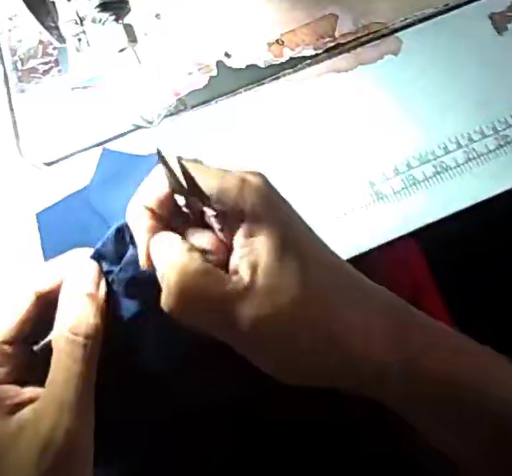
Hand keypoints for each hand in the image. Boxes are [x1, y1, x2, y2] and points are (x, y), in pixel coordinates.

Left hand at [0, 250, 103, 475]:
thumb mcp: (63, 412)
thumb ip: (77, 337)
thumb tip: (91, 267)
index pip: (25, 293)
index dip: (71, 271)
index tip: (119, 257)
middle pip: (29, 309)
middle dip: (75, 292)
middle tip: (125, 278)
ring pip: (36, 329)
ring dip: (75, 316)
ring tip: (119, 297)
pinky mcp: (1, 400)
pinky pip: (36, 354)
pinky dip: (67, 342)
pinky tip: (100, 332)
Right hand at [125, 160, 402, 391]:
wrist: (364, 339)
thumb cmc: (304, 323)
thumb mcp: (234, 310)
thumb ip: (181, 276)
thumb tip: (154, 248)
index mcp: (241, 193)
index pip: (168, 172)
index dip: (148, 212)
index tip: (153, 264)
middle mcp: (243, 192)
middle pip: (176, 198)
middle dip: (168, 245)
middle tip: (193, 291)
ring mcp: (250, 215)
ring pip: (190, 226)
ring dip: (186, 264)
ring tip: (217, 301)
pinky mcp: (253, 239)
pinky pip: (208, 244)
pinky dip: (202, 272)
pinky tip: (223, 302)